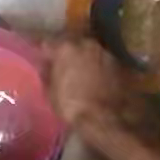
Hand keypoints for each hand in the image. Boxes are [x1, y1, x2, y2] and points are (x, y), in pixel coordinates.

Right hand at [47, 37, 141, 158]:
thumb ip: (46, 72)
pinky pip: (102, 61)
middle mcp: (86, 44)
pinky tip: (94, 77)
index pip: (48, 43)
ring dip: (83, 57)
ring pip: (89, 50)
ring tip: (79, 70)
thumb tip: (44, 64)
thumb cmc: (71, 104)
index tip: (40, 56)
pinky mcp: (119, 64)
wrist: (104, 118)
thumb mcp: (50, 91)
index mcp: (65, 48)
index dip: (43, 51)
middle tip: (60, 61)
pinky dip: (96, 66)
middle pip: (71, 42)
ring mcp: (105, 53)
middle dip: (65, 50)